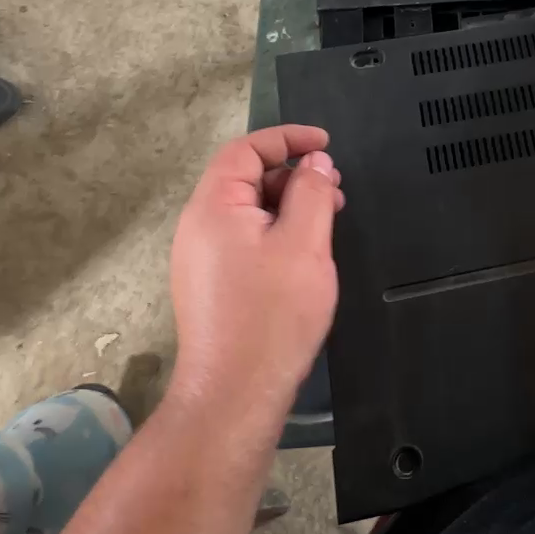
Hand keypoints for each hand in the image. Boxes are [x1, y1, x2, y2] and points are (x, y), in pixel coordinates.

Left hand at [167, 125, 343, 408]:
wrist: (235, 394)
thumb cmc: (272, 314)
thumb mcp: (304, 242)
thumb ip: (312, 192)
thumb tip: (315, 161)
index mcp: (214, 207)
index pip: (246, 150)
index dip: (287, 138)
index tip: (326, 145)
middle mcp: (199, 226)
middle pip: (245, 177)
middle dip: (293, 174)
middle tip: (335, 189)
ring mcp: (202, 258)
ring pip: (248, 210)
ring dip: (289, 204)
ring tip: (328, 219)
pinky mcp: (211, 283)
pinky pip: (245, 238)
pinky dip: (277, 230)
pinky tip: (305, 253)